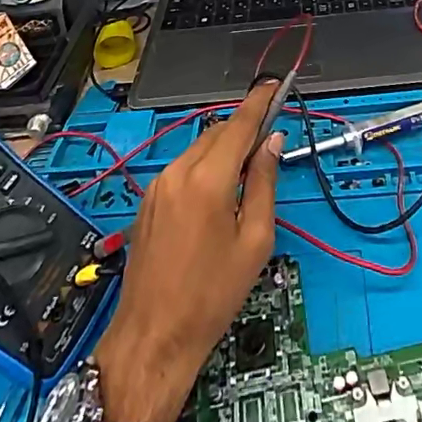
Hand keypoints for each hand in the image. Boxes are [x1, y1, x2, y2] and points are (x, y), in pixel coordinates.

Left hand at [95, 81, 282, 421]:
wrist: (154, 335)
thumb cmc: (211, 295)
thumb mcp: (255, 240)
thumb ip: (266, 183)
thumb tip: (272, 144)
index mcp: (208, 180)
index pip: (239, 124)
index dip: (259, 102)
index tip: (273, 86)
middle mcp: (177, 173)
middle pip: (218, 132)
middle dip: (245, 132)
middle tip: (268, 148)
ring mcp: (158, 186)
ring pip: (199, 149)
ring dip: (224, 152)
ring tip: (244, 182)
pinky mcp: (148, 200)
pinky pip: (183, 168)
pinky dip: (204, 168)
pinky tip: (217, 197)